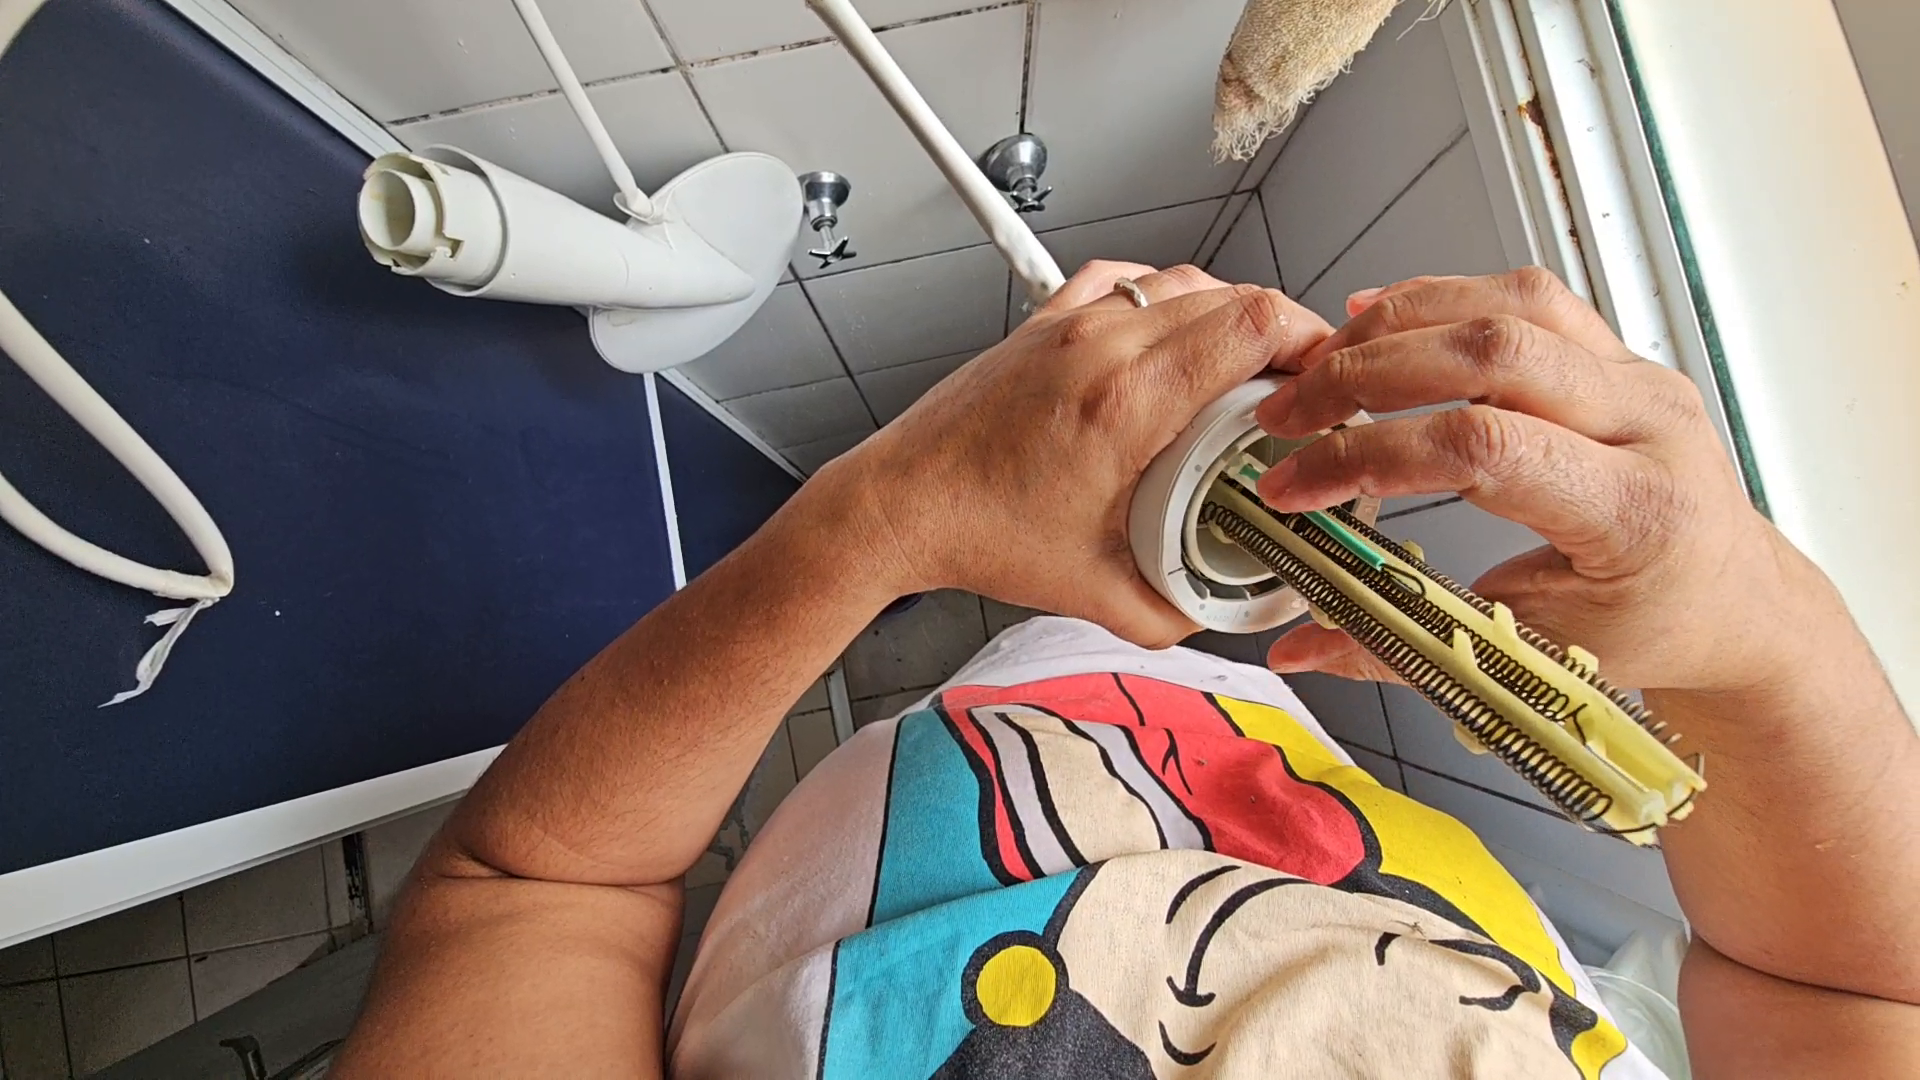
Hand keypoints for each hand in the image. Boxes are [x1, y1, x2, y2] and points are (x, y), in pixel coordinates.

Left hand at [809, 260, 1333, 646]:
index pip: (1253, 324)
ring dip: (1222, 316)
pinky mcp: (1039, 328)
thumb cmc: (976, 531)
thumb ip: (1168, 611)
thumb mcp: (1091, 590)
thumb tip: (1208, 610)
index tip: (1319, 379)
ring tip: (1230, 368)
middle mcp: (1100, 347)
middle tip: (1282, 389)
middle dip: (1277, 337)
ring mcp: (1067, 327)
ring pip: (1179, 284)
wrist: (900, 505)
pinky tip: (1163, 331)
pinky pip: (1120, 282)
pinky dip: (1159, 297)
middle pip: (1229, 299)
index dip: (1310, 341)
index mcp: (1127, 402)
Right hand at [1253, 268, 1810, 694]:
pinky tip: (1374, 316)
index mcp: (1632, 509)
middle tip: (1286, 413)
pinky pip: (1520, 296)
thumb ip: (1392, 647)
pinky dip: (1433, 298)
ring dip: (1390, 327)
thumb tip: (1297, 649)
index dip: (1365, 457)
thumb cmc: (1646, 628)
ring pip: (1504, 305)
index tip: (1294, 485)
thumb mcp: (1517, 655)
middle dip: (1360, 376)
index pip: (1479, 448)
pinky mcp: (1607, 356)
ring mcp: (1630, 377)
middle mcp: (1645, 423)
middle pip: (1487, 352)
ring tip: (1317, 365)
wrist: (1725, 599)